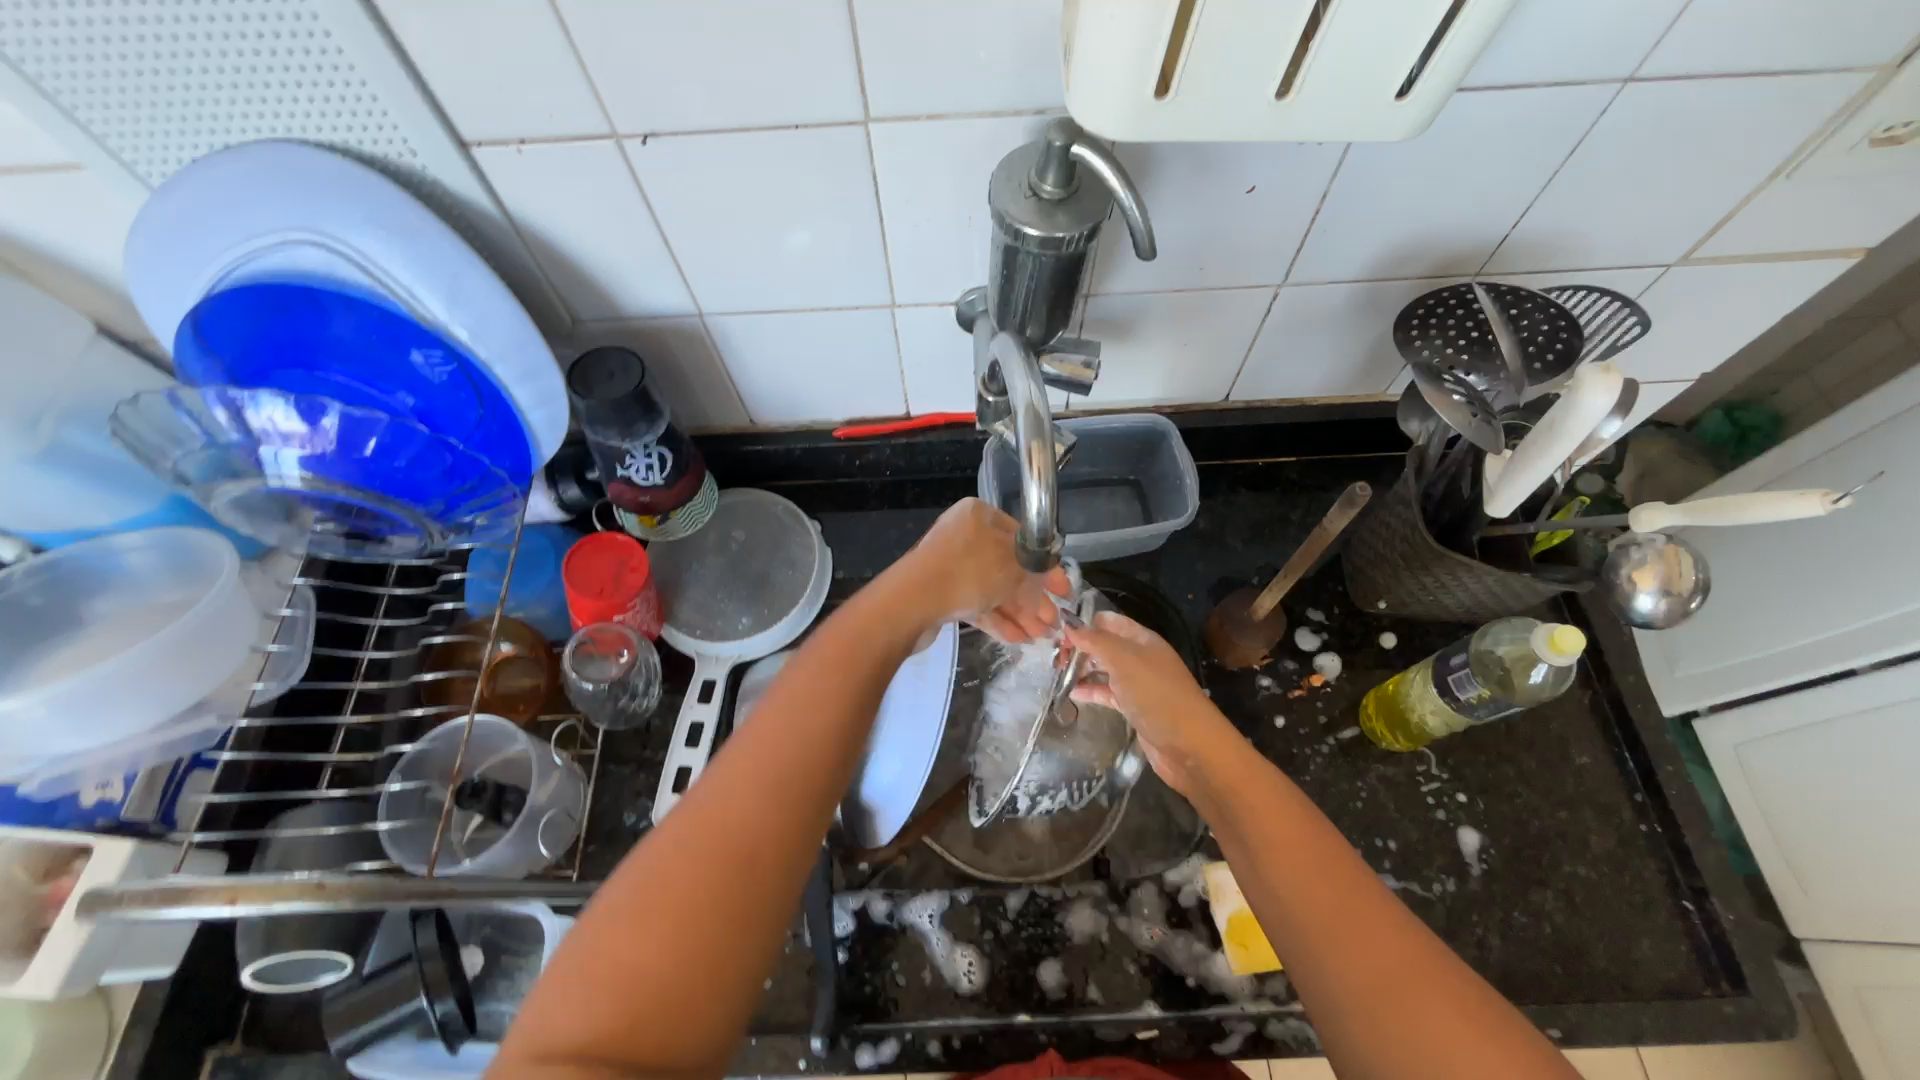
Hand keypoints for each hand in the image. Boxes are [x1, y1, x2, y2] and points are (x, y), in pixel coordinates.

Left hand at [892, 498, 1070, 643]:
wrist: (911, 602)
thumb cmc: (968, 572)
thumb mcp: (1013, 564)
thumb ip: (1035, 566)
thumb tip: (1047, 572)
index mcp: (979, 516)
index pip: (1023, 538)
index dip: (1046, 567)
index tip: (1064, 591)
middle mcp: (964, 536)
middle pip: (1009, 567)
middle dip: (1034, 597)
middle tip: (1055, 621)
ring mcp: (950, 566)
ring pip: (994, 589)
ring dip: (1020, 612)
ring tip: (1042, 636)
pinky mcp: (941, 594)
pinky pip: (976, 604)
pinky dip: (997, 619)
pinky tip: (1018, 638)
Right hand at [1064, 611, 1235, 795]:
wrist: (1189, 744)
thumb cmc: (1156, 695)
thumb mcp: (1123, 660)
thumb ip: (1095, 641)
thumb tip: (1069, 624)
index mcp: (1142, 639)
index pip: (1109, 621)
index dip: (1084, 622)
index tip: (1056, 633)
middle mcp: (1141, 657)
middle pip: (1105, 644)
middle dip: (1080, 647)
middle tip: (1053, 657)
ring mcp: (1138, 684)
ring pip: (1105, 669)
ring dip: (1082, 669)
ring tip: (1057, 674)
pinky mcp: (1134, 707)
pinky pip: (1108, 693)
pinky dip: (1091, 691)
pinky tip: (1072, 694)